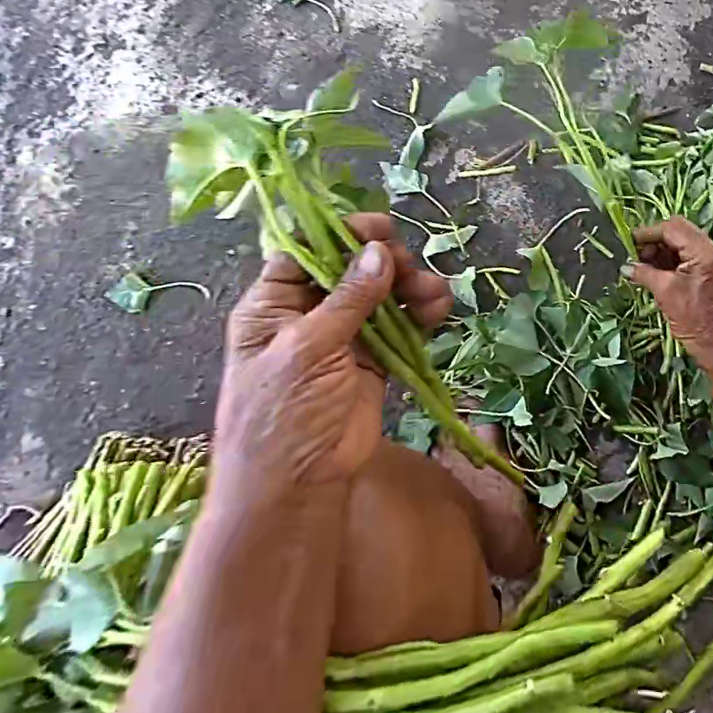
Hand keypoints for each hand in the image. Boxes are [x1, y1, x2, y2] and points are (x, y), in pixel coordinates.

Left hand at [214, 213, 453, 492]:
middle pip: (351, 270)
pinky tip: (438, 309)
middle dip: (384, 262)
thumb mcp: (308, 349)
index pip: (306, 251)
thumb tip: (378, 252)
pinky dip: (420, 316)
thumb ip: (347, 299)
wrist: (298, 485)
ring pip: (382, 297)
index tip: (379, 226)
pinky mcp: (374, 360)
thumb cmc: (283, 414)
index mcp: (274, 304)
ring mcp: (344, 338)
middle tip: (409, 265)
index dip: (340, 234)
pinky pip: (401, 328)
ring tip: (434, 292)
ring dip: (410, 288)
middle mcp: (309, 314)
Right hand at [622, 217, 712, 368]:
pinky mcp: (709, 271)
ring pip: (682, 241)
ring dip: (661, 249)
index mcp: (704, 252)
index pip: (672, 228)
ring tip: (642, 263)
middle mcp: (712, 250)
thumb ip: (644, 273)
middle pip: (678, 230)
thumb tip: (626, 266)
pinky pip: (687, 255)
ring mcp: (712, 260)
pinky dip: (670, 259)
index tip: (628, 242)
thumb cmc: (694, 321)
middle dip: (654, 239)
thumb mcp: (665, 293)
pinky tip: (653, 270)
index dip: (647, 233)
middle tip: (635, 253)